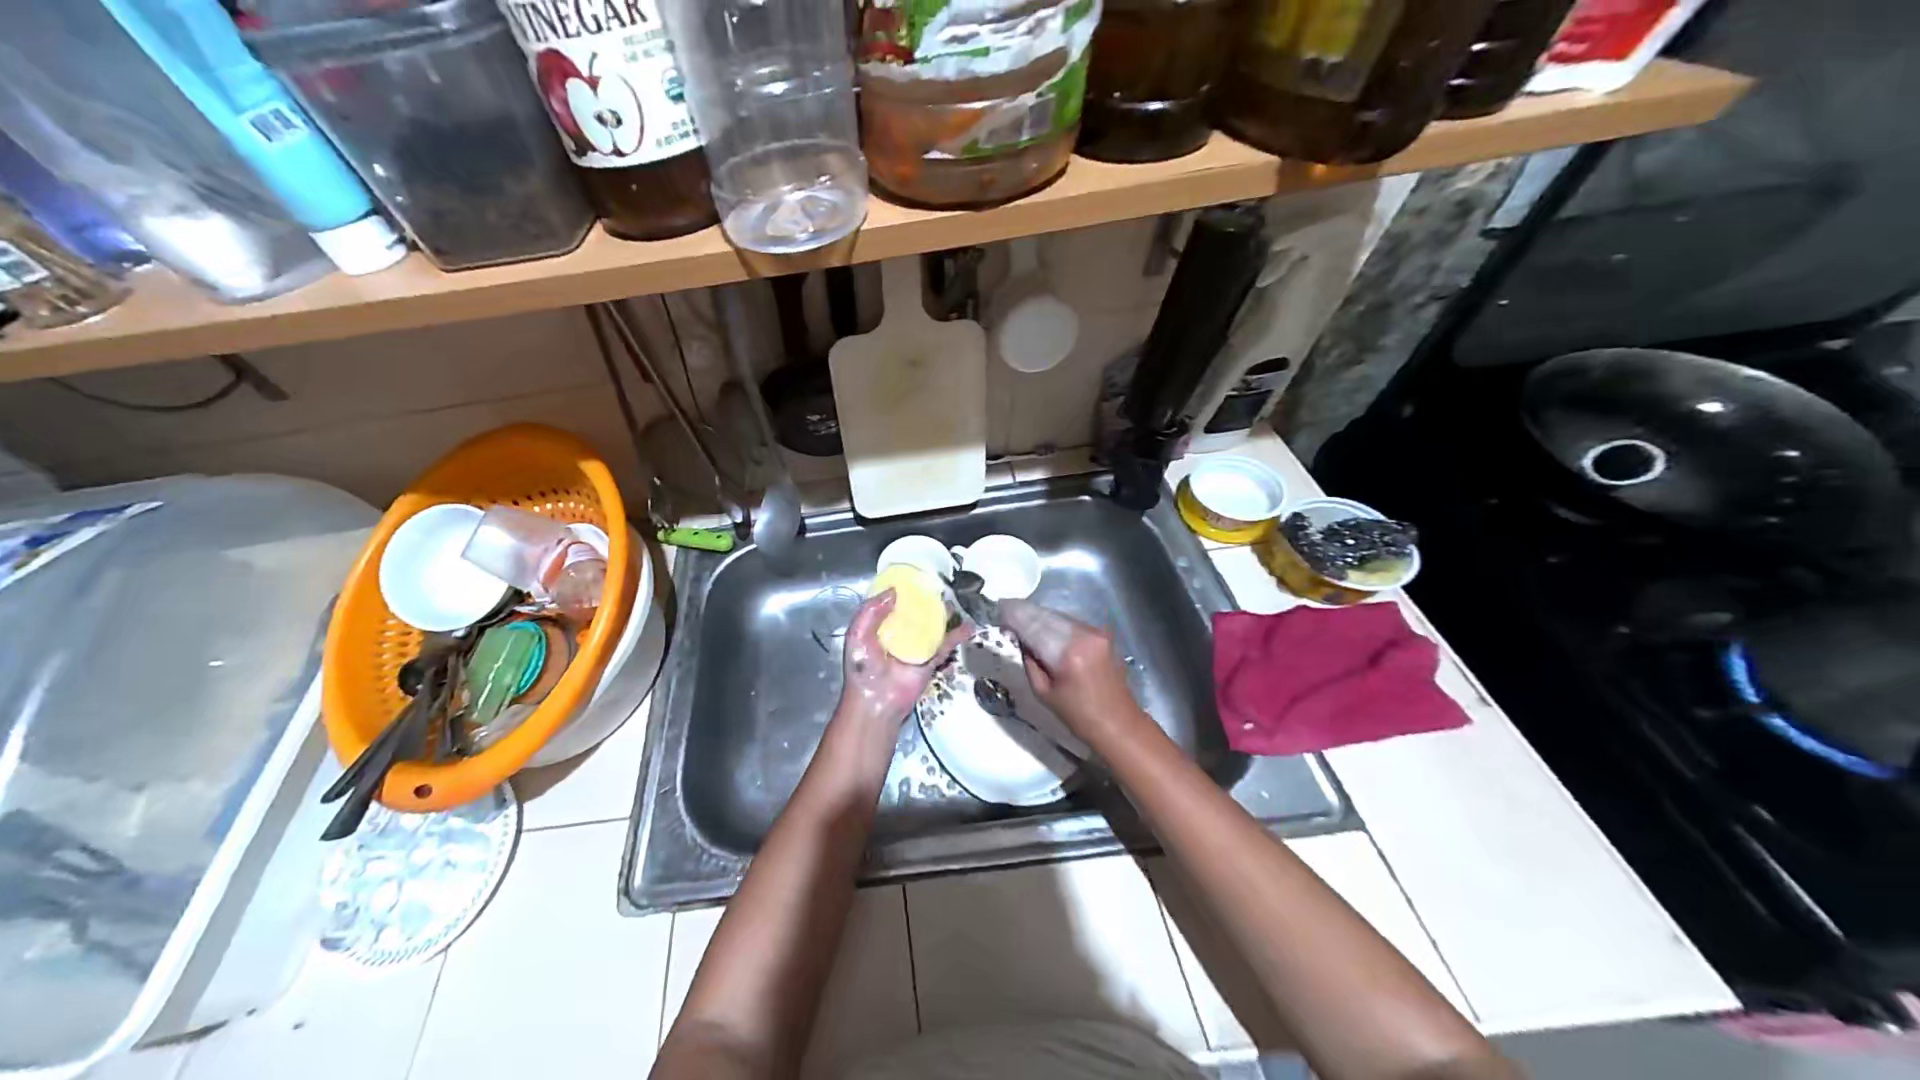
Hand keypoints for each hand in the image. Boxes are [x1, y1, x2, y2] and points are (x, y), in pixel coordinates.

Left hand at [838, 589, 967, 737]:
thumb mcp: (857, 635)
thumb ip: (870, 611)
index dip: (903, 591)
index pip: (892, 604)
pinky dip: (958, 635)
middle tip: (939, 588)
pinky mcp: (931, 660)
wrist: (876, 700)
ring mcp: (917, 647)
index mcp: (880, 627)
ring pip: (934, 626)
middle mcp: (899, 634)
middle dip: (928, 601)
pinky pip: (946, 645)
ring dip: (945, 615)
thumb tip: (894, 591)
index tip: (915, 578)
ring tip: (955, 603)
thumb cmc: (863, 667)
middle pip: (917, 613)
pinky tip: (968, 625)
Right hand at [1017, 611, 1147, 744]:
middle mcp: (1083, 635)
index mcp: (1066, 654)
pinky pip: (1072, 623)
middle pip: (1046, 616)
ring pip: (1059, 616)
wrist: (1119, 722)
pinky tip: (1044, 627)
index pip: (1033, 626)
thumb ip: (1030, 661)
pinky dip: (1056, 623)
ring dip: (1040, 616)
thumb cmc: (1078, 715)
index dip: (1014, 616)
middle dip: (1025, 612)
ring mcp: (1096, 632)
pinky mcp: (1103, 634)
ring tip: (1021, 618)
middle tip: (1006, 610)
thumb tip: (1020, 637)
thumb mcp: (1043, 692)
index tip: (999, 609)